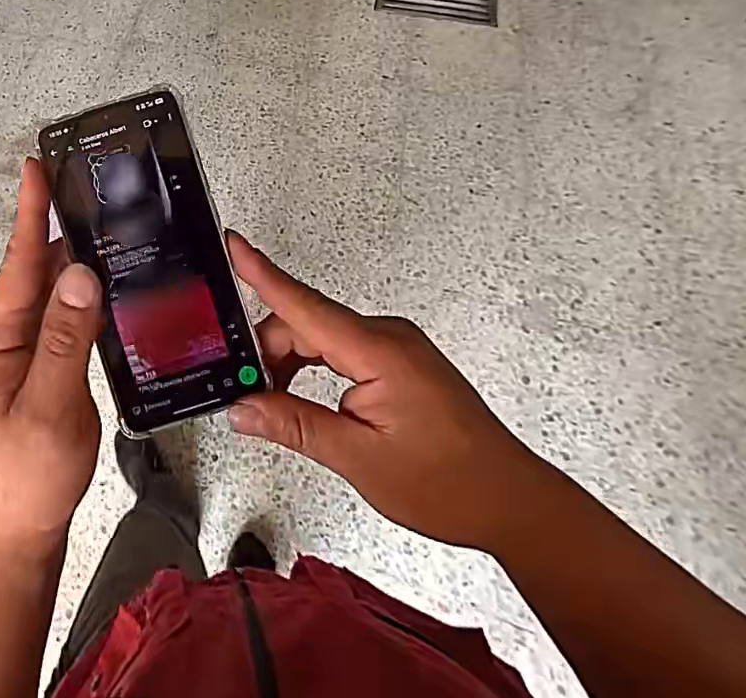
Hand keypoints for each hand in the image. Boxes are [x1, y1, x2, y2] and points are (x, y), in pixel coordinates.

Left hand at [0, 158, 103, 557]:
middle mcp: (8, 336)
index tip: (35, 170)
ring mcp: (25, 349)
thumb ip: (64, 341)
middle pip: (32, 269)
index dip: (29, 216)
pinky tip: (99, 279)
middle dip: (49, 222)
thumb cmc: (28, 472)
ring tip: (91, 218)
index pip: (18, 266)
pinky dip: (81, 289)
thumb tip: (80, 277)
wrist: (25, 519)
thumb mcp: (47, 406)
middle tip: (71, 182)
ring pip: (49, 289)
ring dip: (67, 253)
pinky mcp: (44, 361)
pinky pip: (63, 314)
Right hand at [224, 232, 565, 550]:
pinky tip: (299, 394)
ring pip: (318, 335)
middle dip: (266, 352)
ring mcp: (393, 344)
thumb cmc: (453, 482)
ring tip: (273, 401)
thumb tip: (245, 407)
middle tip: (245, 389)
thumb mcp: (358, 458)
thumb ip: (293, 424)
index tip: (234, 245)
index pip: (304, 304)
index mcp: (379, 352)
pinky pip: (337, 346)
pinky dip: (310, 365)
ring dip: (287, 361)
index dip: (261, 272)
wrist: (511, 500)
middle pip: (304, 323)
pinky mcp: (395, 357)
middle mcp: (387, 336)